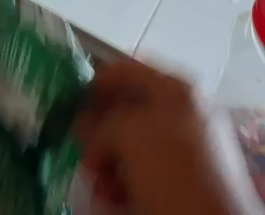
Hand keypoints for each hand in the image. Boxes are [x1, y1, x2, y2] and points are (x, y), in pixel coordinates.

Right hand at [77, 59, 252, 214]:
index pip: (123, 69)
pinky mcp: (193, 177)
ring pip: (135, 142)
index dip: (94, 83)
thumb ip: (100, 122)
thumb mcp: (127, 136)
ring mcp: (192, 144)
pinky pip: (150, 167)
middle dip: (101, 132)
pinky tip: (115, 195)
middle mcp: (186, 109)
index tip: (72, 105)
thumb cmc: (172, 171)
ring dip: (110, 160)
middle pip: (127, 109)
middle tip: (85, 152)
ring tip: (99, 182)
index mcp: (176, 88)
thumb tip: (84, 124)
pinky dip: (128, 177)